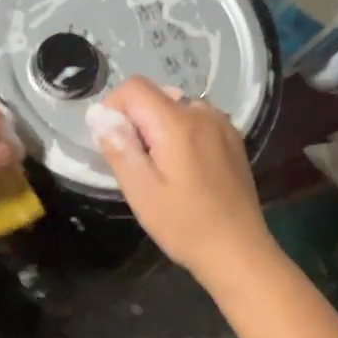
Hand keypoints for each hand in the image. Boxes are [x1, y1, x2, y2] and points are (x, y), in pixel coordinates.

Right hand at [93, 77, 278, 283]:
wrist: (237, 250)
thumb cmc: (184, 224)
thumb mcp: (141, 191)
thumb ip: (119, 147)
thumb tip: (100, 114)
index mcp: (177, 123)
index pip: (134, 88)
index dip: (113, 108)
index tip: (111, 143)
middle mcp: (202, 113)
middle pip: (156, 96)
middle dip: (135, 121)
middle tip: (135, 166)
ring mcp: (222, 125)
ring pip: (176, 108)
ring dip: (158, 129)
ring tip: (160, 170)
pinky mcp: (232, 140)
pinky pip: (196, 122)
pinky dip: (180, 135)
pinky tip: (184, 170)